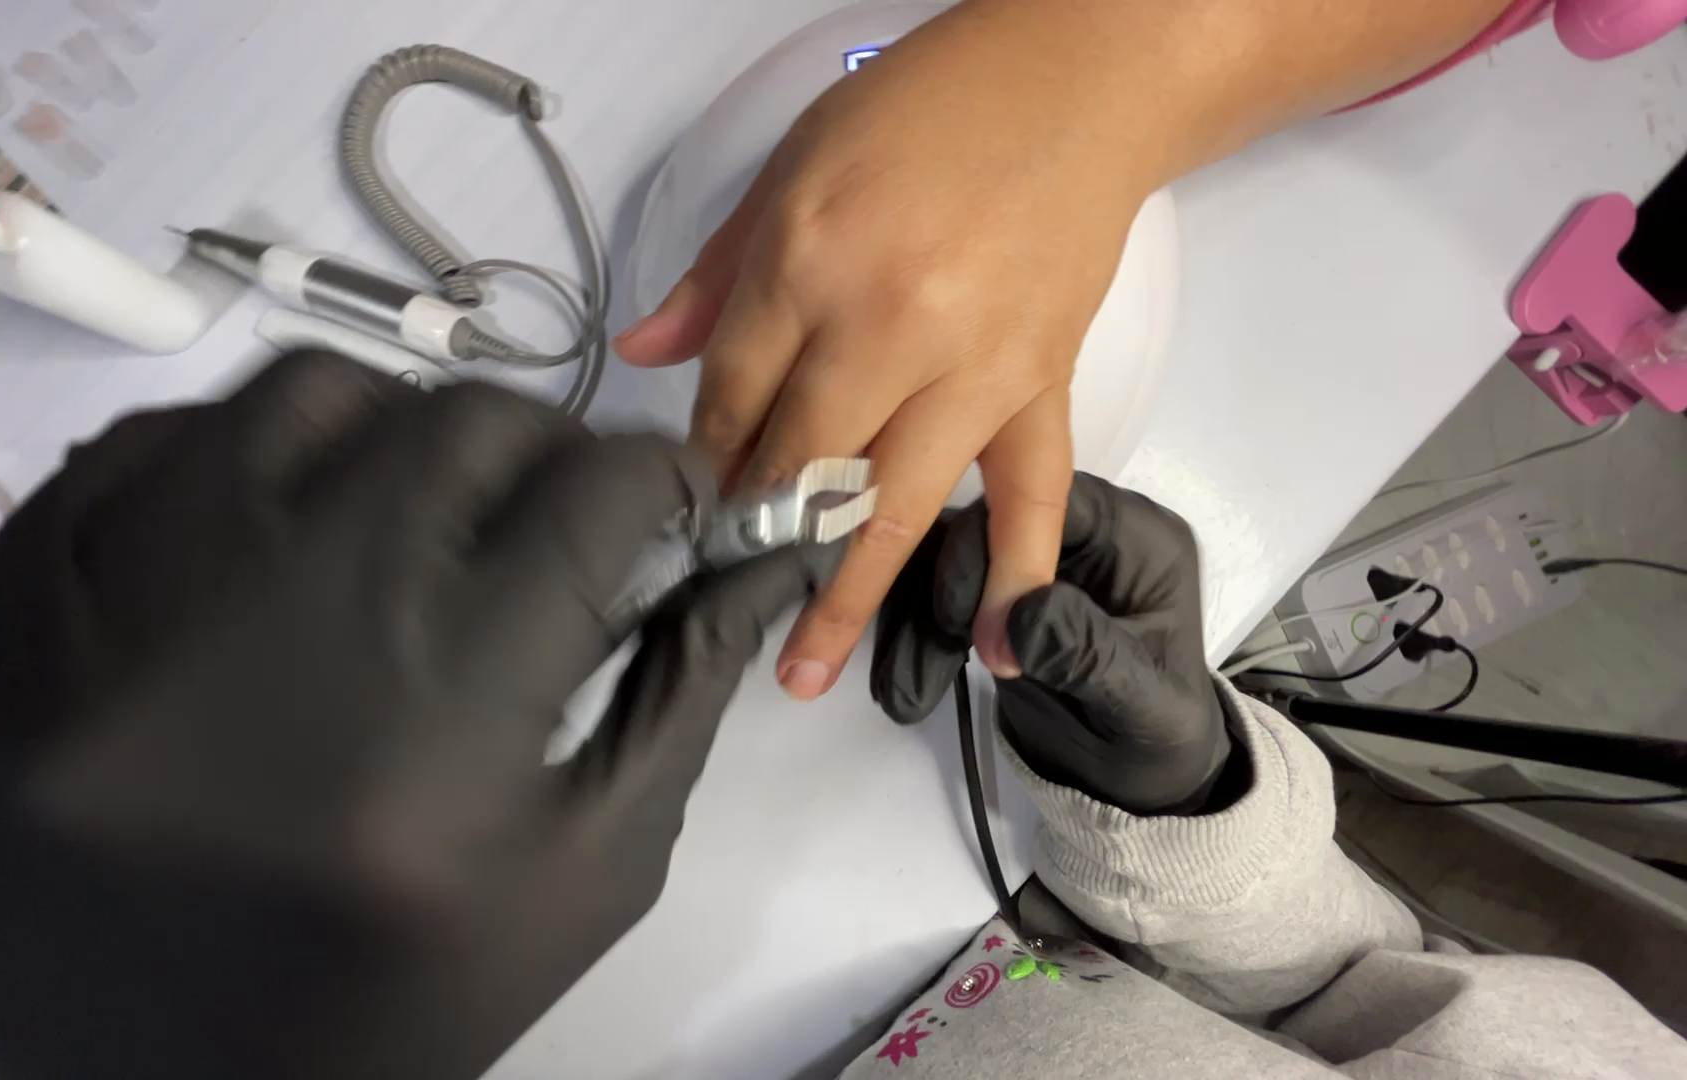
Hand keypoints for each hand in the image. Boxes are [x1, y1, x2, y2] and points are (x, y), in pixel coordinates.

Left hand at [0, 353, 826, 1079]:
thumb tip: (760, 551)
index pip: (598, 501)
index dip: (666, 475)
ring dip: (406, 430)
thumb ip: (691, 682)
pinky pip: (147, 449)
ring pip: (306, 394)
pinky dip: (249, 461)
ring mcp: (92, 618)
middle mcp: (264, 645)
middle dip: (551, 445)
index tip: (676, 493)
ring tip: (425, 504)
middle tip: (560, 499)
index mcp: (438, 726)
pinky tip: (282, 536)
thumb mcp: (603, 856)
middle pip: (461, 424)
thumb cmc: (424, 984)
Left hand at [615, 0, 1160, 699]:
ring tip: (801, 673)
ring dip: (841, 596)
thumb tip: (642, 353)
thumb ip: (713, 277)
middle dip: (750, 534)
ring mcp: (974, 370)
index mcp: (812, 261)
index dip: (702, 464)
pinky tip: (996, 649)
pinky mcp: (1040, 389)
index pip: (731, 400)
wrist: (1080, 79)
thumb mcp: (791, 168)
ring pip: (893, 506)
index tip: (688, 509)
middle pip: (797, 465)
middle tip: (719, 593)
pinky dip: (1015, 575)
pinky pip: (1031, 495)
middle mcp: (891, 326)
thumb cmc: (929, 111)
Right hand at [872, 473, 1231, 814]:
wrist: (1127, 770)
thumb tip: (1020, 616)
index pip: (1050, 500)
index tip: (963, 611)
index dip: (995, 543)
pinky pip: (929, 594)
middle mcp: (1068, 533)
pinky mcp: (984, 592)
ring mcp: (1021, 561)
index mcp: (1128, 537)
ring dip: (914, 620)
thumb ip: (1086, 652)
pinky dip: (908, 635)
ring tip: (901, 692)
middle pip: (982, 524)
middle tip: (940, 647)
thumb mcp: (1141, 702)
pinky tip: (899, 686)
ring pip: (942, 558)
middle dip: (944, 588)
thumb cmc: (1154, 732)